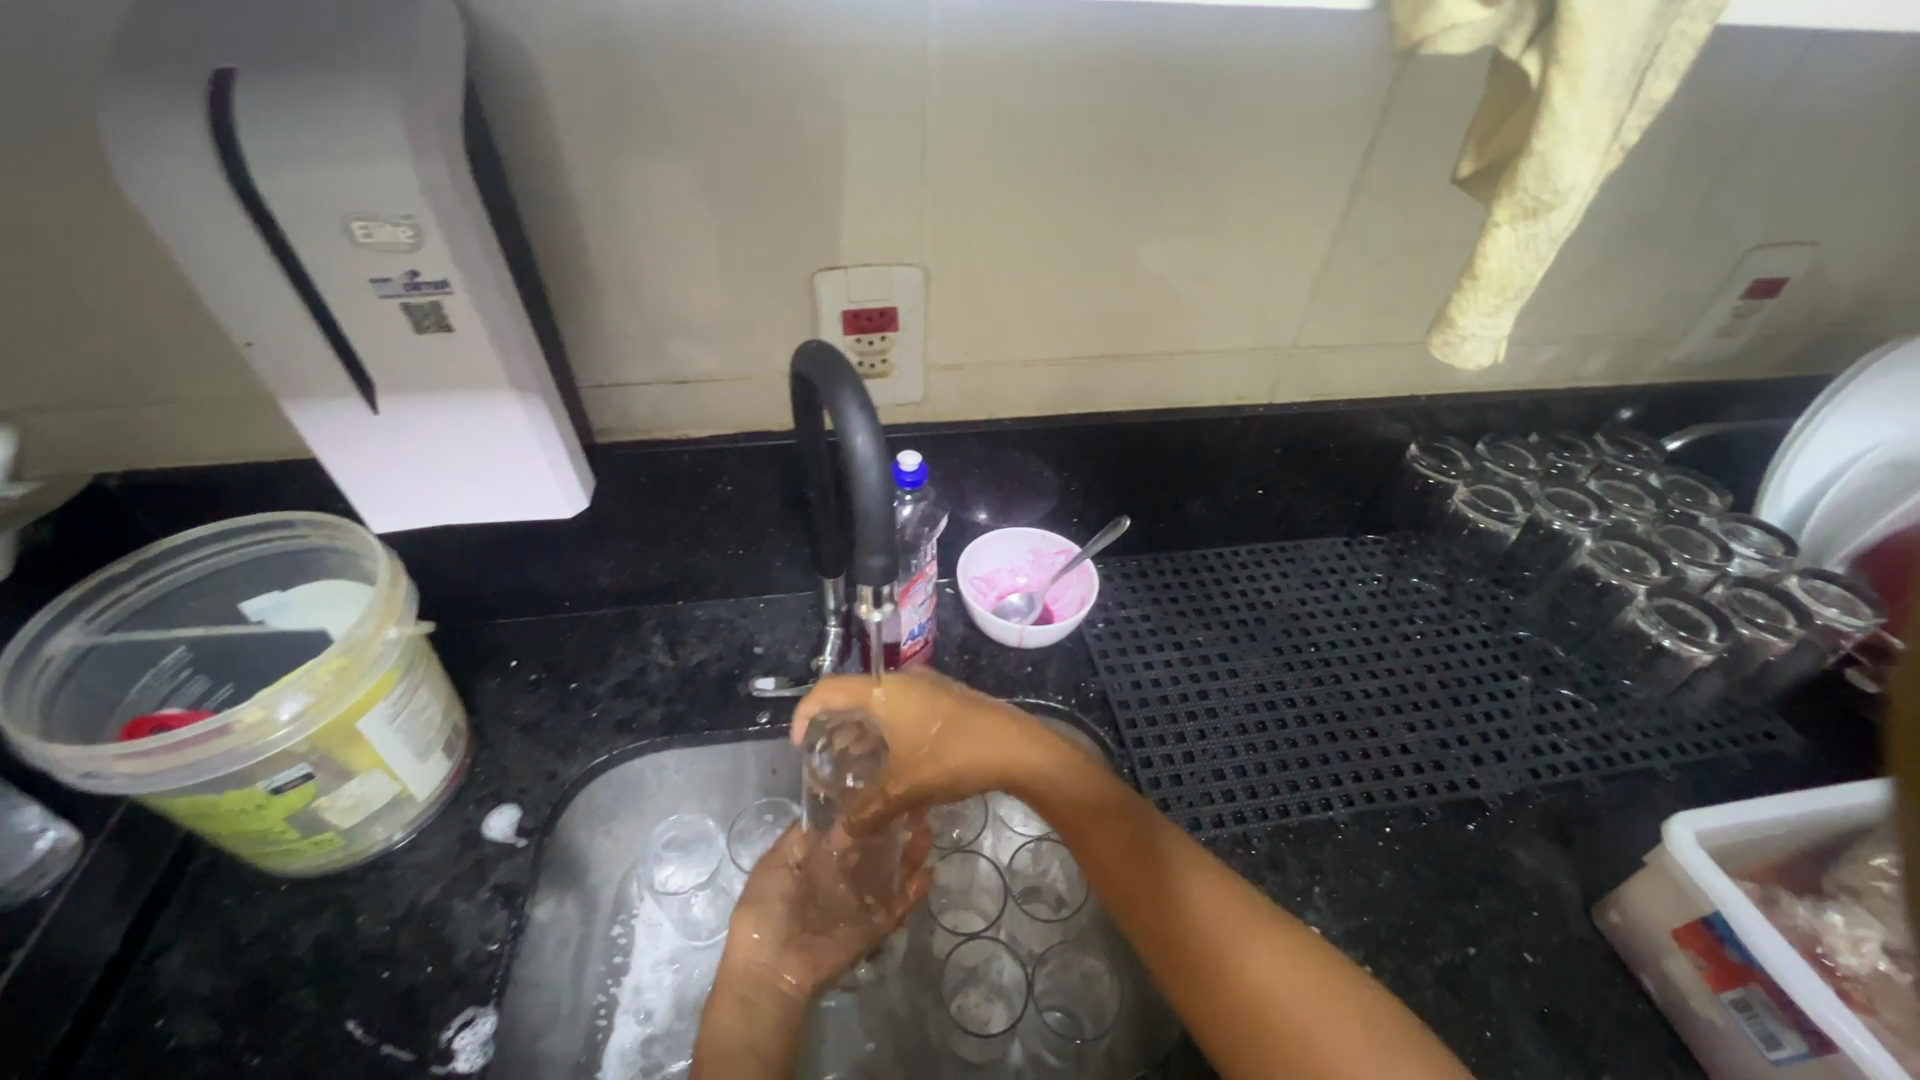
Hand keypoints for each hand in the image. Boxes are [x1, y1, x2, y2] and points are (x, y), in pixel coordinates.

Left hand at [719, 818, 933, 1001]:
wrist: (769, 969)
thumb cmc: (765, 910)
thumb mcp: (774, 862)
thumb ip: (801, 835)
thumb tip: (829, 808)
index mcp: (816, 862)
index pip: (848, 832)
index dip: (867, 812)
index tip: (886, 790)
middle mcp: (840, 879)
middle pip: (874, 850)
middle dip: (895, 829)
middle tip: (916, 808)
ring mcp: (858, 904)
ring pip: (890, 874)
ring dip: (909, 855)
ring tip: (926, 833)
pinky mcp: (871, 929)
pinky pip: (896, 908)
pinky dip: (913, 893)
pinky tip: (928, 872)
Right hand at [791, 669, 1045, 829]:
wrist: (1019, 748)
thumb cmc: (954, 757)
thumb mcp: (906, 788)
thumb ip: (868, 810)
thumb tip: (839, 836)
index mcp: (884, 690)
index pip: (827, 690)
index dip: (805, 714)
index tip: (800, 745)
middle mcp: (902, 681)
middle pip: (854, 697)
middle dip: (837, 730)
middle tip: (828, 764)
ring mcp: (927, 688)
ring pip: (882, 706)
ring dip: (866, 735)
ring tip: (857, 771)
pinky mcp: (946, 699)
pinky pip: (904, 711)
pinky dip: (890, 734)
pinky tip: (893, 766)